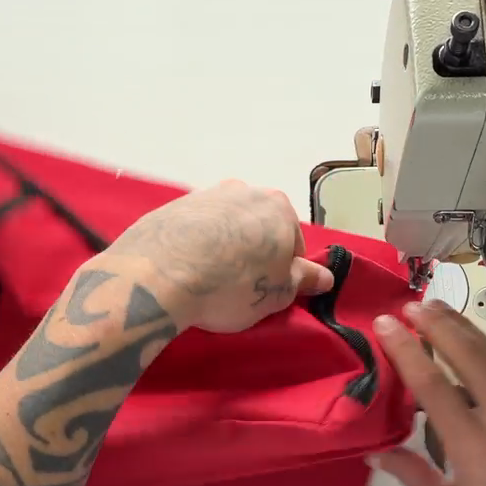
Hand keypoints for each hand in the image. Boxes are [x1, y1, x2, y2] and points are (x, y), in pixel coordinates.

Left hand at [103, 180, 333, 332]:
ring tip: (210, 280)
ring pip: (227, 226)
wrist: (160, 276)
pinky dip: (197, 245)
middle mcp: (245, 190)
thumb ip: (303, 280)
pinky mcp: (173, 205)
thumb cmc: (232, 287)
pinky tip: (187, 270)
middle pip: (259, 228)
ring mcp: (206, 194)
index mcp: (279, 207)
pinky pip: (196, 228)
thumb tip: (325, 276)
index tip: (267, 291)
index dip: (283, 272)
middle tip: (240, 287)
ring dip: (226, 248)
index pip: (293, 243)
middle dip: (255, 254)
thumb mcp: (276, 294)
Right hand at [370, 301, 485, 485]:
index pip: (434, 386)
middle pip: (471, 356)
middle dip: (440, 325)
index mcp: (477, 451)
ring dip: (468, 331)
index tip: (387, 324)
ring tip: (440, 312)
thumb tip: (373, 449)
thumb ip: (413, 475)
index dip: (407, 351)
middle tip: (414, 304)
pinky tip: (479, 348)